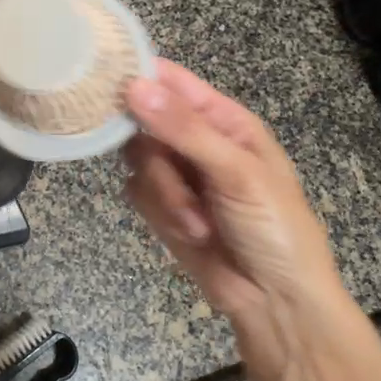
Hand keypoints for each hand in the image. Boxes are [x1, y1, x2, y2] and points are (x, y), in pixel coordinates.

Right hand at [122, 59, 341, 321]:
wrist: (278, 305)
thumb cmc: (276, 229)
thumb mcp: (239, 173)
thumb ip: (184, 129)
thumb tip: (133, 86)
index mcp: (223, 119)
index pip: (169, 79)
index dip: (137, 74)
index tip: (102, 78)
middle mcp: (194, 138)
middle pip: (142, 118)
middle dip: (153, 150)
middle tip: (164, 167)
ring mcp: (175, 171)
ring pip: (136, 157)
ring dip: (164, 192)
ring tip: (197, 221)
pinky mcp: (159, 203)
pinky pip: (134, 189)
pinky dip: (158, 211)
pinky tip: (189, 231)